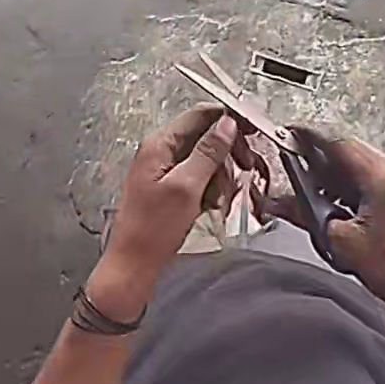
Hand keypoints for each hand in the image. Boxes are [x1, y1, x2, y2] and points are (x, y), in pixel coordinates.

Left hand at [87, 105, 241, 319]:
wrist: (133, 267)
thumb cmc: (152, 231)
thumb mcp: (186, 187)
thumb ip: (208, 153)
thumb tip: (227, 124)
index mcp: (159, 145)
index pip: (199, 116)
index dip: (227, 121)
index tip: (251, 130)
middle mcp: (160, 152)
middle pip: (204, 137)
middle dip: (226, 154)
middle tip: (243, 168)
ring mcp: (164, 171)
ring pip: (205, 160)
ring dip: (219, 176)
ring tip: (219, 197)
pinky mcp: (170, 189)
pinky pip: (199, 179)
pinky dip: (210, 189)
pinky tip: (211, 205)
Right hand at [313, 135, 384, 329]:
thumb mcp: (343, 243)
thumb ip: (310, 215)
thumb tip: (288, 204)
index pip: (339, 143)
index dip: (311, 137)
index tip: (294, 134)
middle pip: (353, 153)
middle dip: (322, 159)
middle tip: (300, 165)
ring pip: (366, 168)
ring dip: (339, 176)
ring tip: (319, 192)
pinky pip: (380, 183)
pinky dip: (357, 189)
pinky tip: (345, 208)